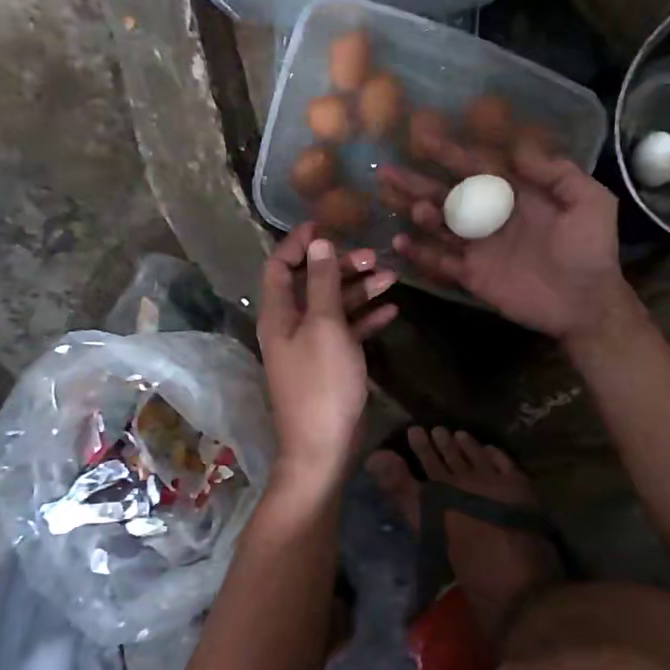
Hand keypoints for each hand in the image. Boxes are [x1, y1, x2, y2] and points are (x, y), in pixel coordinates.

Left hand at [258, 223, 397, 476]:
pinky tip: (392, 310)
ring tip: (391, 277)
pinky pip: (346, 331)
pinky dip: (365, 319)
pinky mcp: (330, 363)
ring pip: (332, 306)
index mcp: (277, 313)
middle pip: (311, 283)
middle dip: (340, 266)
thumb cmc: (321, 382)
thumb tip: (319, 244)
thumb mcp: (324, 326)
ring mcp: (310, 345)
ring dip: (359, 289)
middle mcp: (289, 325)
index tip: (326, 225)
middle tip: (374, 256)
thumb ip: (322, 282)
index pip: (279, 265)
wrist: (323, 445)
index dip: (299, 243)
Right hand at [384, 144, 639, 342]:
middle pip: (447, 194)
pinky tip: (400, 243)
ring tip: (414, 208)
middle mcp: (490, 217)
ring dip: (422, 214)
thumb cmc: (591, 250)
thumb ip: (557, 174)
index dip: (451, 154)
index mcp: (515, 195)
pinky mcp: (472, 275)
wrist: (586, 303)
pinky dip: (420, 253)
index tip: (423, 139)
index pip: (477, 168)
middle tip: (388, 170)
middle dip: (418, 182)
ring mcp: (479, 247)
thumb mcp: (589, 202)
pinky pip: (440, 261)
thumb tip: (518, 150)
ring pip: (440, 225)